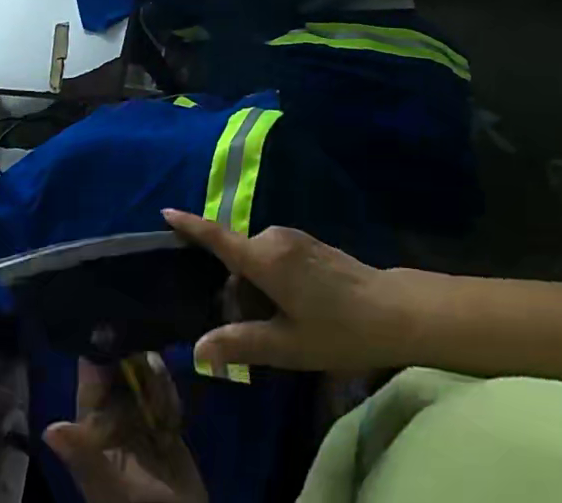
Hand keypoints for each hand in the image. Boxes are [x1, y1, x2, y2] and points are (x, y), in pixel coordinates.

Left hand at [44, 356, 207, 502]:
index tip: (113, 334)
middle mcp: (115, 416)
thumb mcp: (106, 487)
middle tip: (147, 362)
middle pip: (121, 372)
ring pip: (146, 379)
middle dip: (134, 362)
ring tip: (161, 396)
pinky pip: (167, 396)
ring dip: (155, 379)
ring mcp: (141, 418)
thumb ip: (83, 455)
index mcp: (93, 426)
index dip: (101, 357)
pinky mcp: (167, 425)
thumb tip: (49, 430)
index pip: (92, 380)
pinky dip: (171, 396)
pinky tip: (173, 415)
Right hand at [163, 209, 415, 372]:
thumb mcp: (287, 345)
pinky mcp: (309, 244)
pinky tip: (291, 308)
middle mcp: (274, 239)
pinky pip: (274, 256)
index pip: (217, 237)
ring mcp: (294, 238)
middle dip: (231, 286)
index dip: (190, 225)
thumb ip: (240, 343)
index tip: (165, 211)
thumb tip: (197, 349)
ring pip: (256, 258)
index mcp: (264, 259)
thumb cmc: (338, 329)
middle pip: (236, 256)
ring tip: (273, 324)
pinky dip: (270, 277)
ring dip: (253, 284)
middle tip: (244, 327)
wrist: (395, 311)